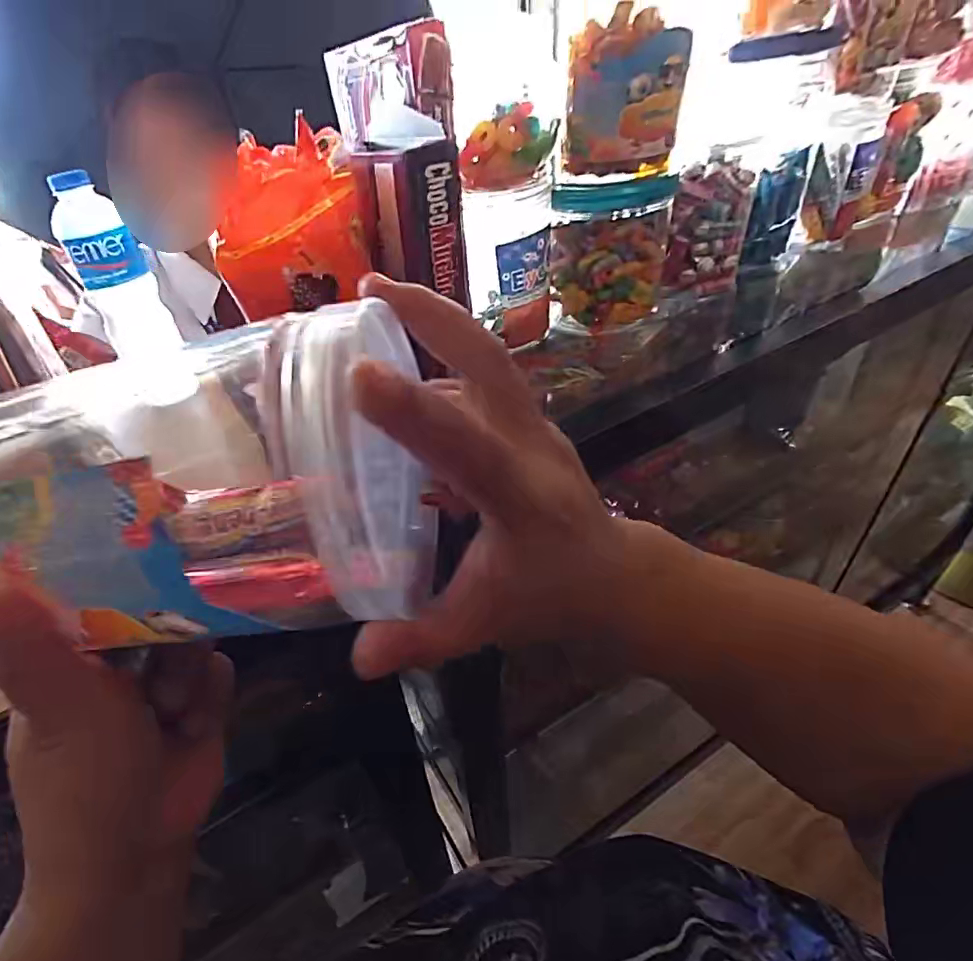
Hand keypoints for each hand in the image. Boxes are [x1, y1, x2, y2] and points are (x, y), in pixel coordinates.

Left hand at [0, 581, 233, 896]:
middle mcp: (112, 663)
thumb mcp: (57, 709)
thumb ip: (26, 650)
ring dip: (189, 674)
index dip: (119, 575)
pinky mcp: (197, 707)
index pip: (92, 590)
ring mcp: (157, 684)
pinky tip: (196, 727)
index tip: (146, 560)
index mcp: (64, 655)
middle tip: (159, 669)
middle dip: (169, 634)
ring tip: (174, 714)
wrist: (135, 865)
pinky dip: (212, 696)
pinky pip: (217, 673)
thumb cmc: (83, 786)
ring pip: (193, 639)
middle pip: (155, 609)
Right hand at [350, 274, 646, 678]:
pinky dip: (440, 362)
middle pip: (489, 362)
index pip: (468, 447)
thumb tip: (358, 660)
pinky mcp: (524, 426)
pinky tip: (402, 371)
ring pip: (485, 360)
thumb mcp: (483, 623)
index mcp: (519, 496)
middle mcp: (528, 447)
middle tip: (370, 287)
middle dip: (432, 316)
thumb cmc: (551, 596)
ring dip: (435, 326)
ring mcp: (531, 429)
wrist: (615, 576)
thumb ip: (420, 639)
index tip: (359, 375)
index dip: (415, 412)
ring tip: (377, 305)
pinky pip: (480, 380)